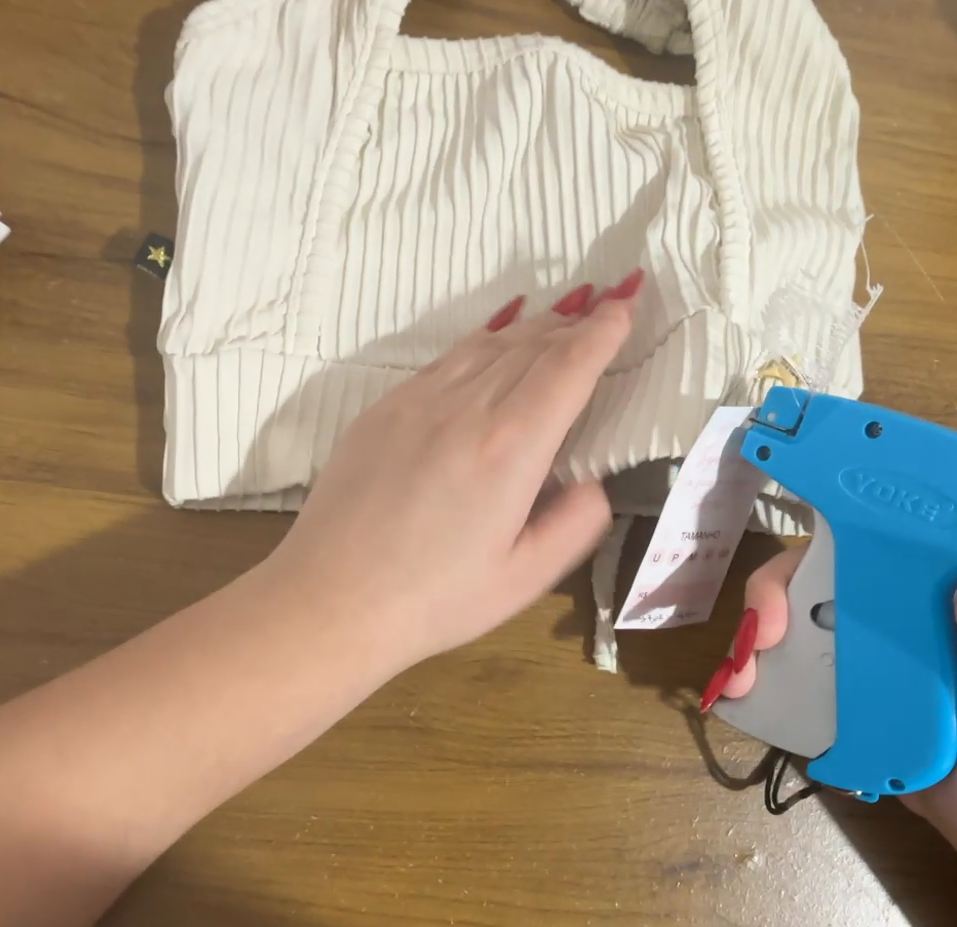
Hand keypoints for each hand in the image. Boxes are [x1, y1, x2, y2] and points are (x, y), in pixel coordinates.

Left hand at [261, 273, 644, 673]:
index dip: (603, 331)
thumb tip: (592, 481)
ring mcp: (417, 402)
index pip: (568, 368)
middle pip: (532, 346)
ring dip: (534, 323)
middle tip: (610, 295)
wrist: (329, 601)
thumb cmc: (434, 601)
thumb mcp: (525, 579)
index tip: (627, 301)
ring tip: (566, 307)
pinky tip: (498, 330)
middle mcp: (465, 409)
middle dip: (577, 318)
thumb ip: (574, 523)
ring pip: (488, 344)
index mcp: (509, 448)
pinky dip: (483, 336)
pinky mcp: (383, 409)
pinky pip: (447, 357)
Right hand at [716, 548, 956, 858]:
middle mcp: (897, 616)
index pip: (887, 544)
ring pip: (793, 616)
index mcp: (946, 607)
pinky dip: (758, 671)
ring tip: (738, 681)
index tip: (799, 581)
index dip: (833, 540)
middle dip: (772, 594)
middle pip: (820, 572)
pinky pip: (788, 664)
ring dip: (754, 637)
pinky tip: (741, 693)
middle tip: (758, 643)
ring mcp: (861, 651)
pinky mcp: (837, 686)